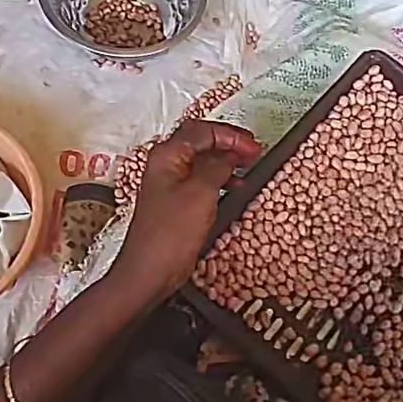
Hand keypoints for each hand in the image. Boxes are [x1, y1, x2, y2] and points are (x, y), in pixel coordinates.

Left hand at [112, 120, 261, 297]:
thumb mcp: (201, 193)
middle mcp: (165, 165)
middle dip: (228, 142)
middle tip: (252, 149)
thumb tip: (230, 155)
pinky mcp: (176, 201)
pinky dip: (219, 178)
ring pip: (202, 160)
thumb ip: (217, 167)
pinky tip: (234, 186)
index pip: (203, 131)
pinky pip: (201, 180)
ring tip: (247, 165)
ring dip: (226, 160)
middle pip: (201, 140)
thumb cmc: (169, 234)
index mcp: (167, 155)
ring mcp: (170, 183)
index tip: (252, 146)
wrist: (150, 270)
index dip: (231, 135)